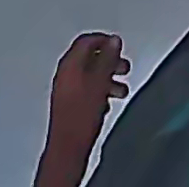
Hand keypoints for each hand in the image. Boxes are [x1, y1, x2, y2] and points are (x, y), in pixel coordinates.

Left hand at [47, 33, 130, 149]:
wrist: (67, 149)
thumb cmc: (81, 115)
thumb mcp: (99, 82)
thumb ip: (108, 59)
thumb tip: (114, 40)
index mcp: (70, 63)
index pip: (86, 40)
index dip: (104, 40)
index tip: (119, 45)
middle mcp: (65, 73)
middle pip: (89, 57)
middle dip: (108, 60)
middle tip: (123, 67)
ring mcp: (65, 89)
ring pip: (89, 74)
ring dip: (106, 77)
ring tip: (121, 89)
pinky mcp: (69, 105)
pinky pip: (86, 89)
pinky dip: (99, 90)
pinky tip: (107, 102)